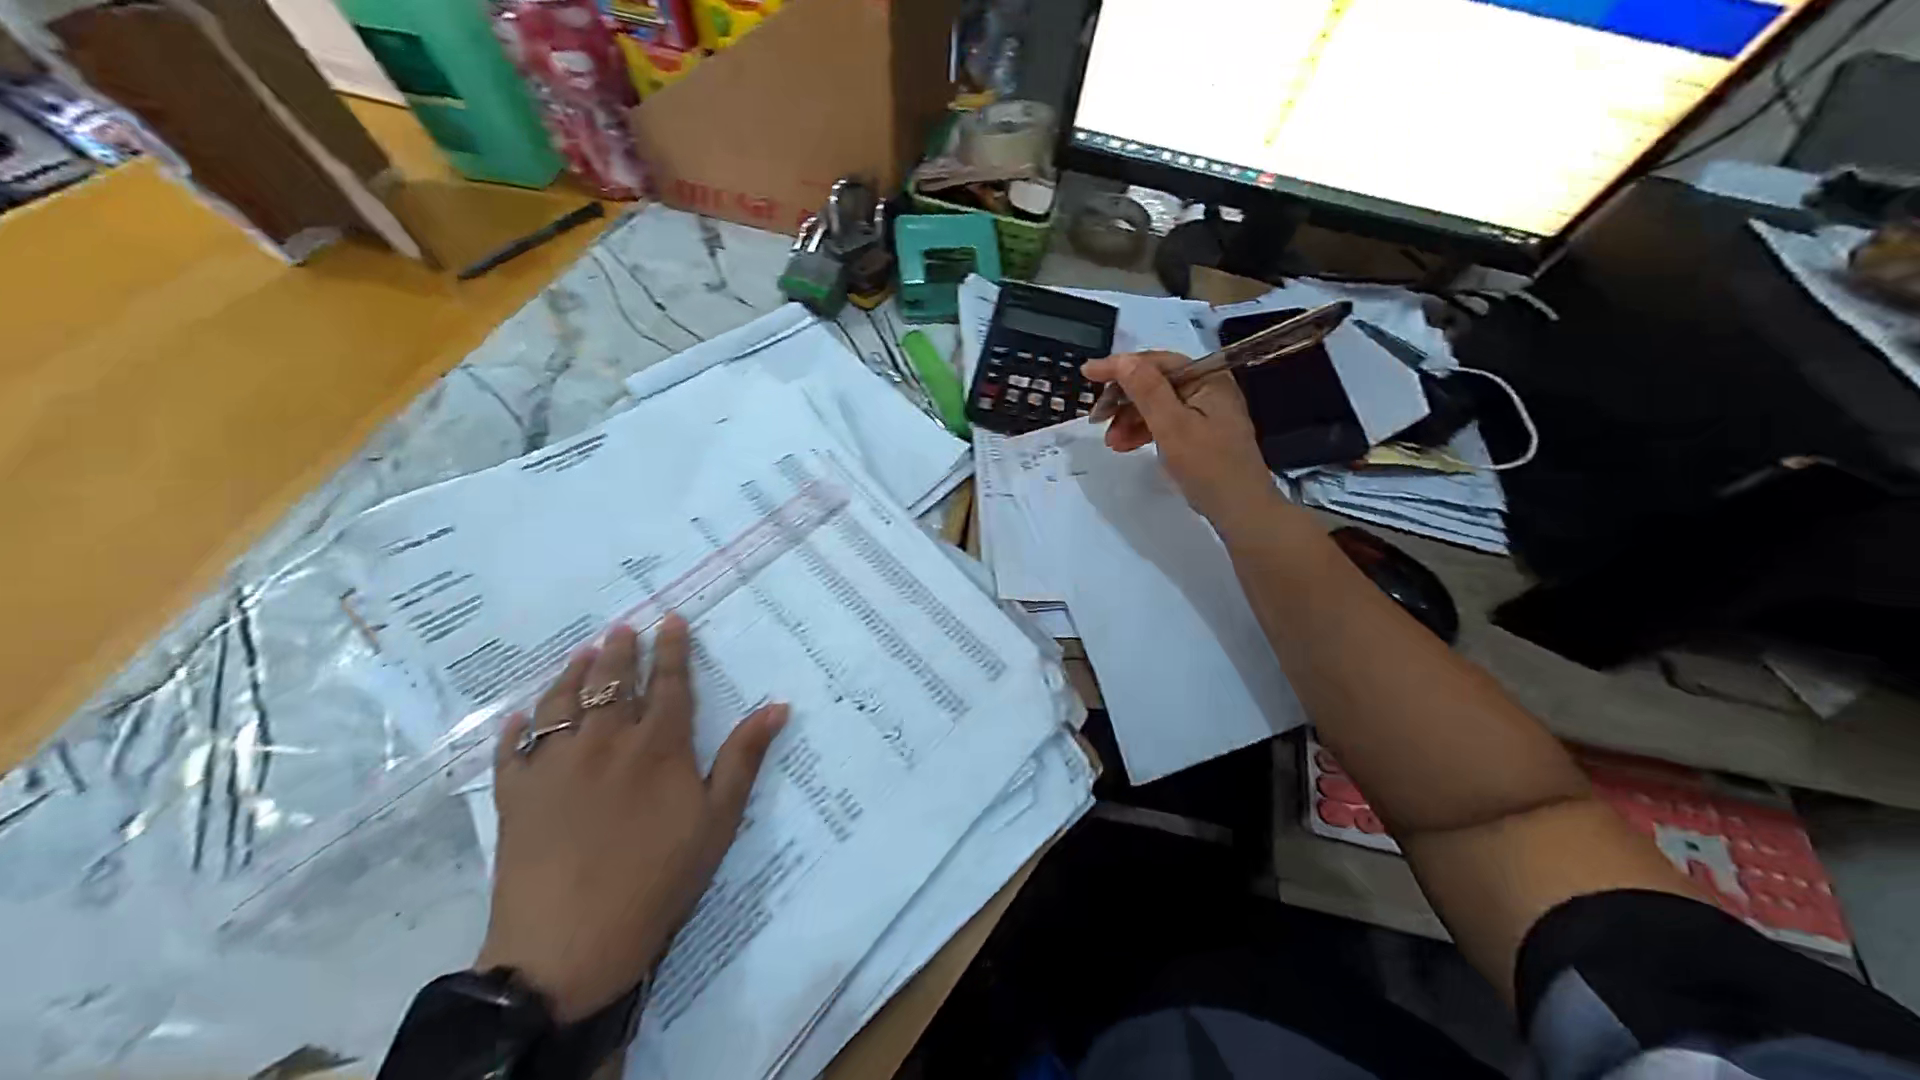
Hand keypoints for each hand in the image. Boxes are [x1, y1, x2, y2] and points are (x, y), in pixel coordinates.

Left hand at [476, 615, 786, 1021]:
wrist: (571, 941)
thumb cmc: (659, 878)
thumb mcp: (718, 819)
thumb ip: (744, 758)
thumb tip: (778, 706)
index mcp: (658, 746)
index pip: (668, 683)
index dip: (671, 648)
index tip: (669, 619)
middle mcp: (605, 742)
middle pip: (612, 683)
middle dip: (619, 651)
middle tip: (621, 627)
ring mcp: (555, 766)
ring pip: (562, 703)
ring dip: (573, 674)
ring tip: (580, 653)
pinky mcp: (516, 795)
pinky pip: (513, 751)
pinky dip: (517, 730)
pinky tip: (519, 719)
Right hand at [1081, 351, 1278, 532]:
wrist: (1241, 510)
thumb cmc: (1208, 466)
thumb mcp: (1172, 426)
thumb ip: (1147, 390)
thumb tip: (1123, 360)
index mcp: (1208, 378)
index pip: (1157, 361)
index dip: (1119, 366)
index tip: (1088, 373)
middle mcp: (1208, 387)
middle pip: (1155, 382)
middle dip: (1123, 399)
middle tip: (1097, 418)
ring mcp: (1205, 411)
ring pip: (1156, 404)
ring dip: (1129, 419)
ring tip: (1111, 442)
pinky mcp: (1200, 433)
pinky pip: (1164, 422)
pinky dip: (1143, 431)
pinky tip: (1126, 445)